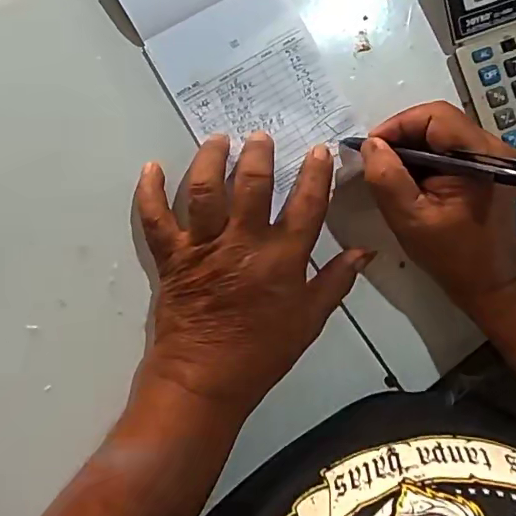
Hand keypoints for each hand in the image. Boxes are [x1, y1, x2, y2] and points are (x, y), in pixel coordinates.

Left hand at [134, 132, 374, 413]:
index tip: (318, 150)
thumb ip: (337, 280)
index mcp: (282, 258)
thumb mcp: (310, 319)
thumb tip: (366, 250)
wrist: (205, 380)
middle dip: (257, 154)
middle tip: (259, 136)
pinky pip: (155, 219)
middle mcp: (243, 244)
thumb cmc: (262, 351)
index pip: (305, 205)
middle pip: (251, 185)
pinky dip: (149, 192)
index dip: (315, 173)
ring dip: (210, 159)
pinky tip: (151, 167)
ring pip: (204, 192)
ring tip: (217, 139)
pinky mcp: (172, 257)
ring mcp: (203, 248)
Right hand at [359, 101, 515, 308]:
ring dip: (411, 147)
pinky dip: (424, 157)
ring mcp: (492, 156)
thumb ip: (387, 178)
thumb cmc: (453, 255)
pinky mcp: (486, 165)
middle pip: (439, 120)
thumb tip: (371, 144)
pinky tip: (410, 178)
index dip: (398, 125)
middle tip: (377, 160)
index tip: (372, 148)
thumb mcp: (409, 218)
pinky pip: (448, 147)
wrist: (492, 281)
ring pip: (441, 132)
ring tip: (391, 170)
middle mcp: (493, 148)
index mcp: (481, 157)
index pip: (435, 116)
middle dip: (402, 136)